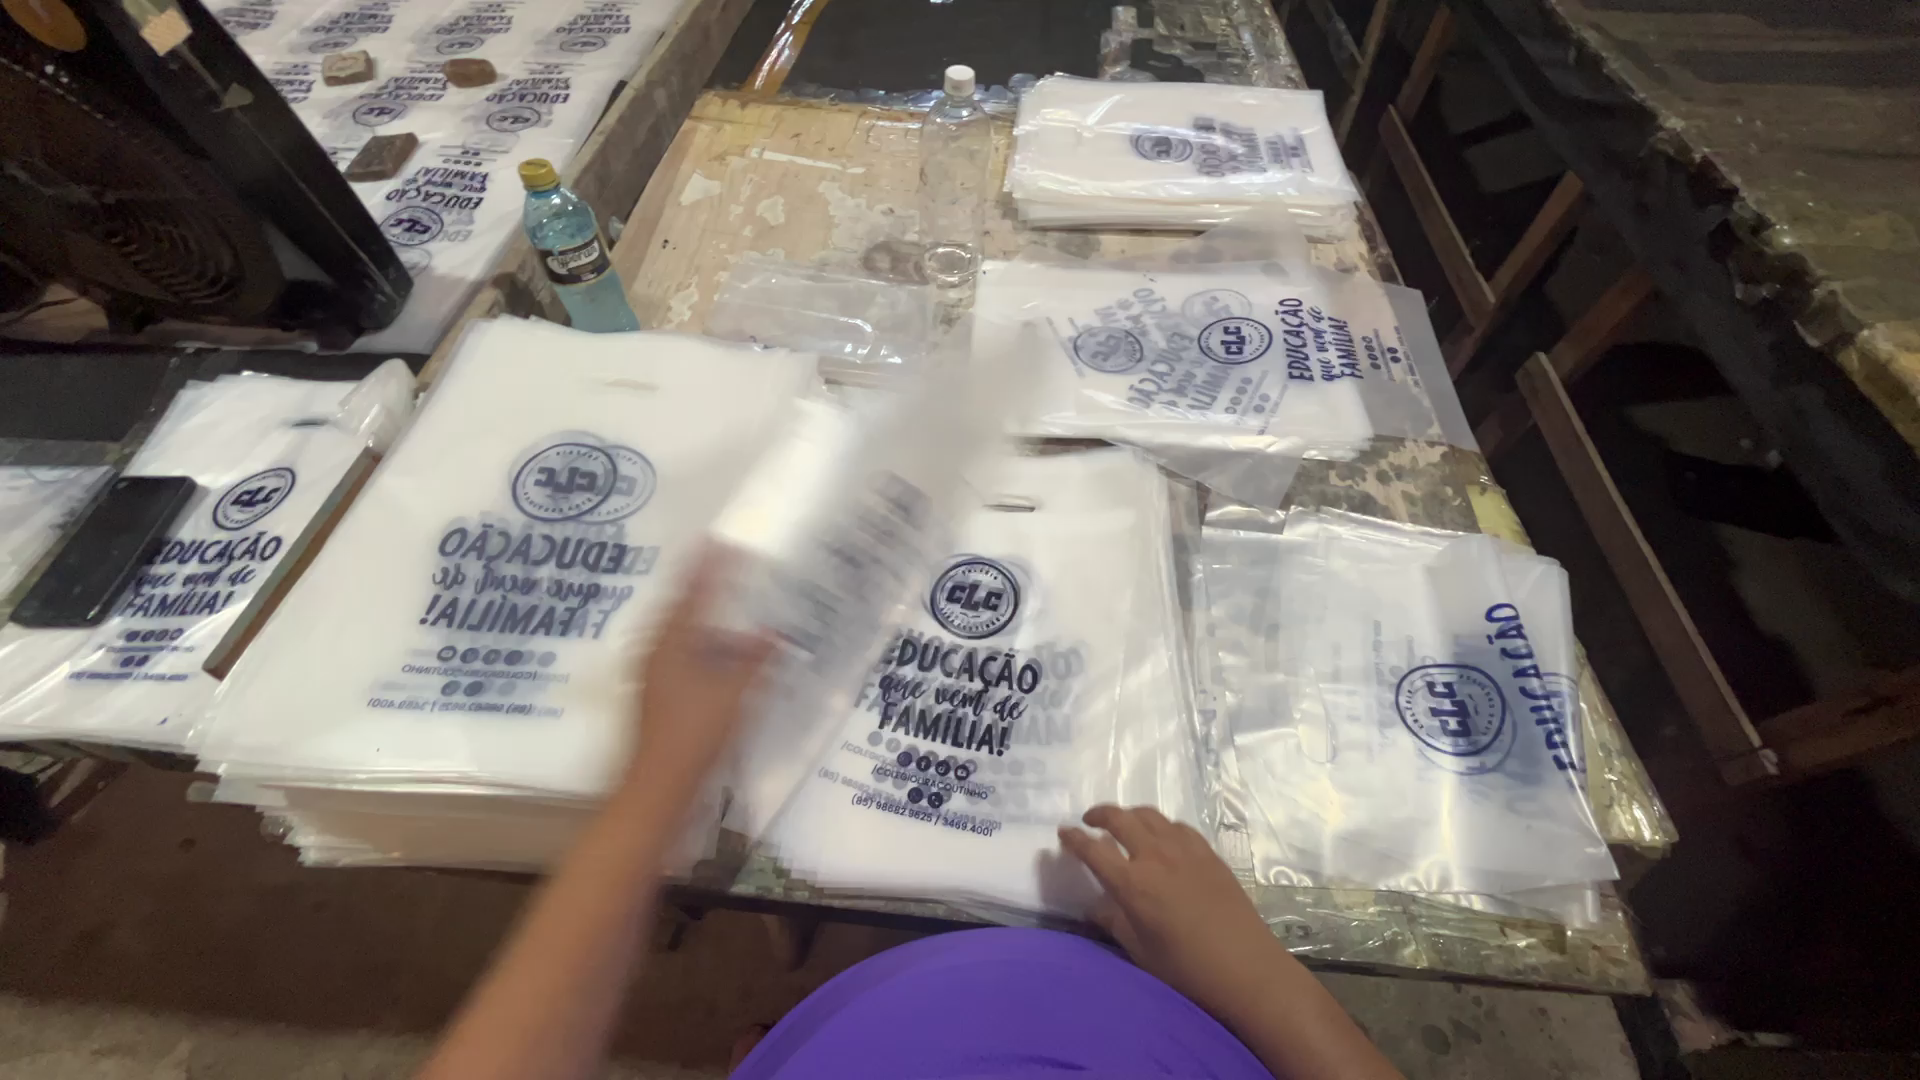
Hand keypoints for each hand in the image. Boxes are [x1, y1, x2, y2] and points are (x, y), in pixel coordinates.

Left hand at [625, 546, 777, 802]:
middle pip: (680, 609)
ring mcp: (652, 676)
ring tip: (730, 606)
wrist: (657, 789)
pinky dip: (704, 647)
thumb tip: (775, 632)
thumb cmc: (695, 736)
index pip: (692, 592)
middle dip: (702, 588)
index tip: (719, 539)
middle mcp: (656, 652)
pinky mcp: (657, 696)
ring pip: (681, 635)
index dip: (707, 566)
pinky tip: (723, 655)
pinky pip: (683, 656)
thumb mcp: (736, 694)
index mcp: (671, 643)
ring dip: (705, 619)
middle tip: (726, 568)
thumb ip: (756, 660)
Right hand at [1059, 805, 1290, 1022]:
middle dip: (1099, 814)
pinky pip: (1177, 826)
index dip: (1074, 838)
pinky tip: (1162, 838)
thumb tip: (1094, 905)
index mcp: (1132, 883)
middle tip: (1090, 821)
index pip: (1093, 850)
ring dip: (1130, 815)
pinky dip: (1161, 825)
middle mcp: (1155, 857)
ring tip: (1123, 824)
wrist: (1248, 970)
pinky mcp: (1207, 853)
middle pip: (1120, 818)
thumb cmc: (1188, 971)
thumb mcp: (1140, 951)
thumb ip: (1113, 921)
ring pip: (1149, 815)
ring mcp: (1184, 850)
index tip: (1063, 832)